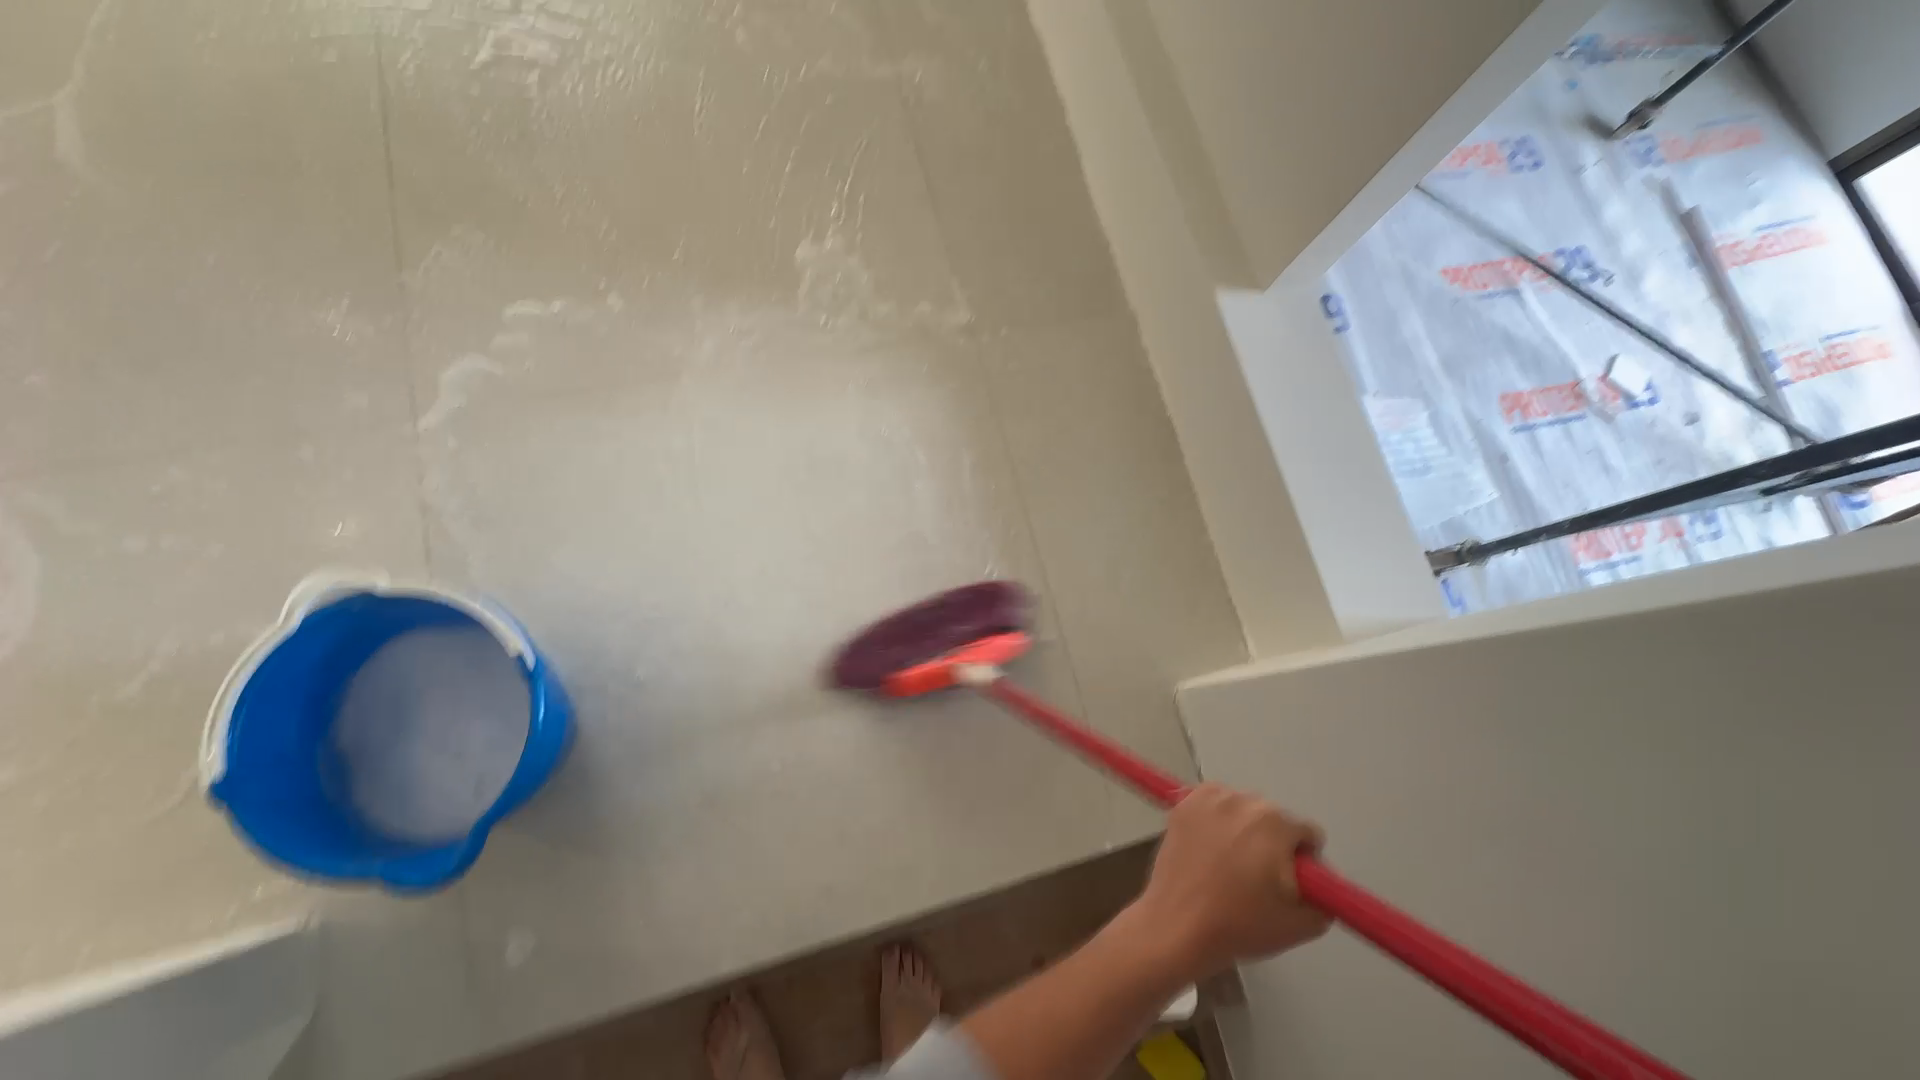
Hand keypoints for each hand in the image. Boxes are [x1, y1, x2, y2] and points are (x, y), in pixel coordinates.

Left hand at [1131, 783, 1330, 979]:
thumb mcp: (1302, 924)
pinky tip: (1209, 847)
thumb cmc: (1240, 925)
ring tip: (1229, 865)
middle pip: (1274, 819)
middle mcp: (1244, 800)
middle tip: (1256, 878)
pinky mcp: (1182, 803)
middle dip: (1273, 844)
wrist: (1177, 926)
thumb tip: (1320, 882)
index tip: (1288, 884)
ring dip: (1244, 830)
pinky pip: (1213, 804)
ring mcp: (1209, 798)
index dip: (1304, 862)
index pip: (1308, 835)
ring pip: (1243, 809)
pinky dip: (1215, 819)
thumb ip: (1327, 898)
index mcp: (1277, 823)